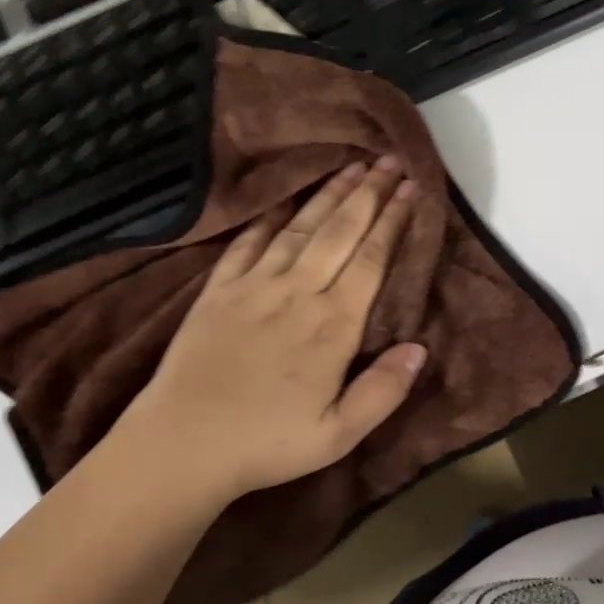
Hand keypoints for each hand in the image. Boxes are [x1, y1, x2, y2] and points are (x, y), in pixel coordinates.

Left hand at [108, 158, 425, 505]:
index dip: (394, 221)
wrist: (183, 442)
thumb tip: (420, 348)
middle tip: (390, 160)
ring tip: (351, 166)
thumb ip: (383, 391)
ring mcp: (254, 286)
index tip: (412, 189)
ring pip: (299, 228)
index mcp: (333, 326)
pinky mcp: (218, 290)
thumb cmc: (266, 443)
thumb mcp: (338, 434)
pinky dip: (270, 218)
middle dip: (368, 192)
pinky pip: (249, 242)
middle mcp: (297, 292)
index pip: (372, 259)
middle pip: (340, 231)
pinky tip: (285, 202)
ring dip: (328, 195)